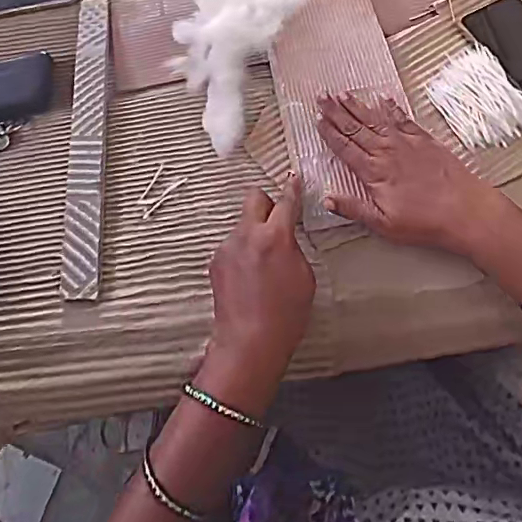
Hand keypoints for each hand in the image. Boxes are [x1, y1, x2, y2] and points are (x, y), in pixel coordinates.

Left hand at [205, 176, 312, 385]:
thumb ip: (293, 247)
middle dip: (266, 203)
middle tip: (277, 220)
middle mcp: (247, 235)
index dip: (292, 189)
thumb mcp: (304, 277)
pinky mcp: (217, 260)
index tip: (293, 179)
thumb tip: (285, 237)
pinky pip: (233, 245)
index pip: (286, 202)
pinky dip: (243, 253)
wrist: (249, 342)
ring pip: (243, 225)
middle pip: (254, 197)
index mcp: (275, 237)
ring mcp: (228, 247)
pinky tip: (250, 277)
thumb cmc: (283, 316)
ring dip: (254, 234)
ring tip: (264, 266)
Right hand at [316, 93, 516, 257]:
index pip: (344, 147)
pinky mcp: (424, 141)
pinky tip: (384, 99)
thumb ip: (353, 209)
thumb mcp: (383, 223)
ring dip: (357, 106)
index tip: (318, 120)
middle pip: (355, 127)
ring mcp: (406, 143)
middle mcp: (387, 152)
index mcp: (373, 171)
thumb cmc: (426, 221)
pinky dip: (391, 108)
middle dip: (336, 112)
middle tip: (322, 97)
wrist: (466, 210)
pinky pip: (402, 119)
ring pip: (374, 119)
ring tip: (343, 94)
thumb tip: (327, 200)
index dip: (329, 132)